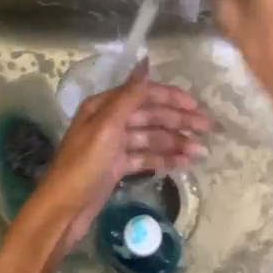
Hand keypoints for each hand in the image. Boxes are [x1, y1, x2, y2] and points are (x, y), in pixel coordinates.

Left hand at [25, 65, 210, 255]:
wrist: (62, 211)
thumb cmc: (82, 166)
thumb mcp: (106, 127)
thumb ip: (128, 95)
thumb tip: (145, 61)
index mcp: (103, 106)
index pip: (143, 94)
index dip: (171, 98)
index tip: (197, 106)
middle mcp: (109, 121)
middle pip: (150, 116)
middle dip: (180, 121)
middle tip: (210, 129)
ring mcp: (113, 146)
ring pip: (151, 138)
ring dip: (176, 143)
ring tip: (201, 153)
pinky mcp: (116, 167)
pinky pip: (146, 158)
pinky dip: (164, 159)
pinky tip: (184, 164)